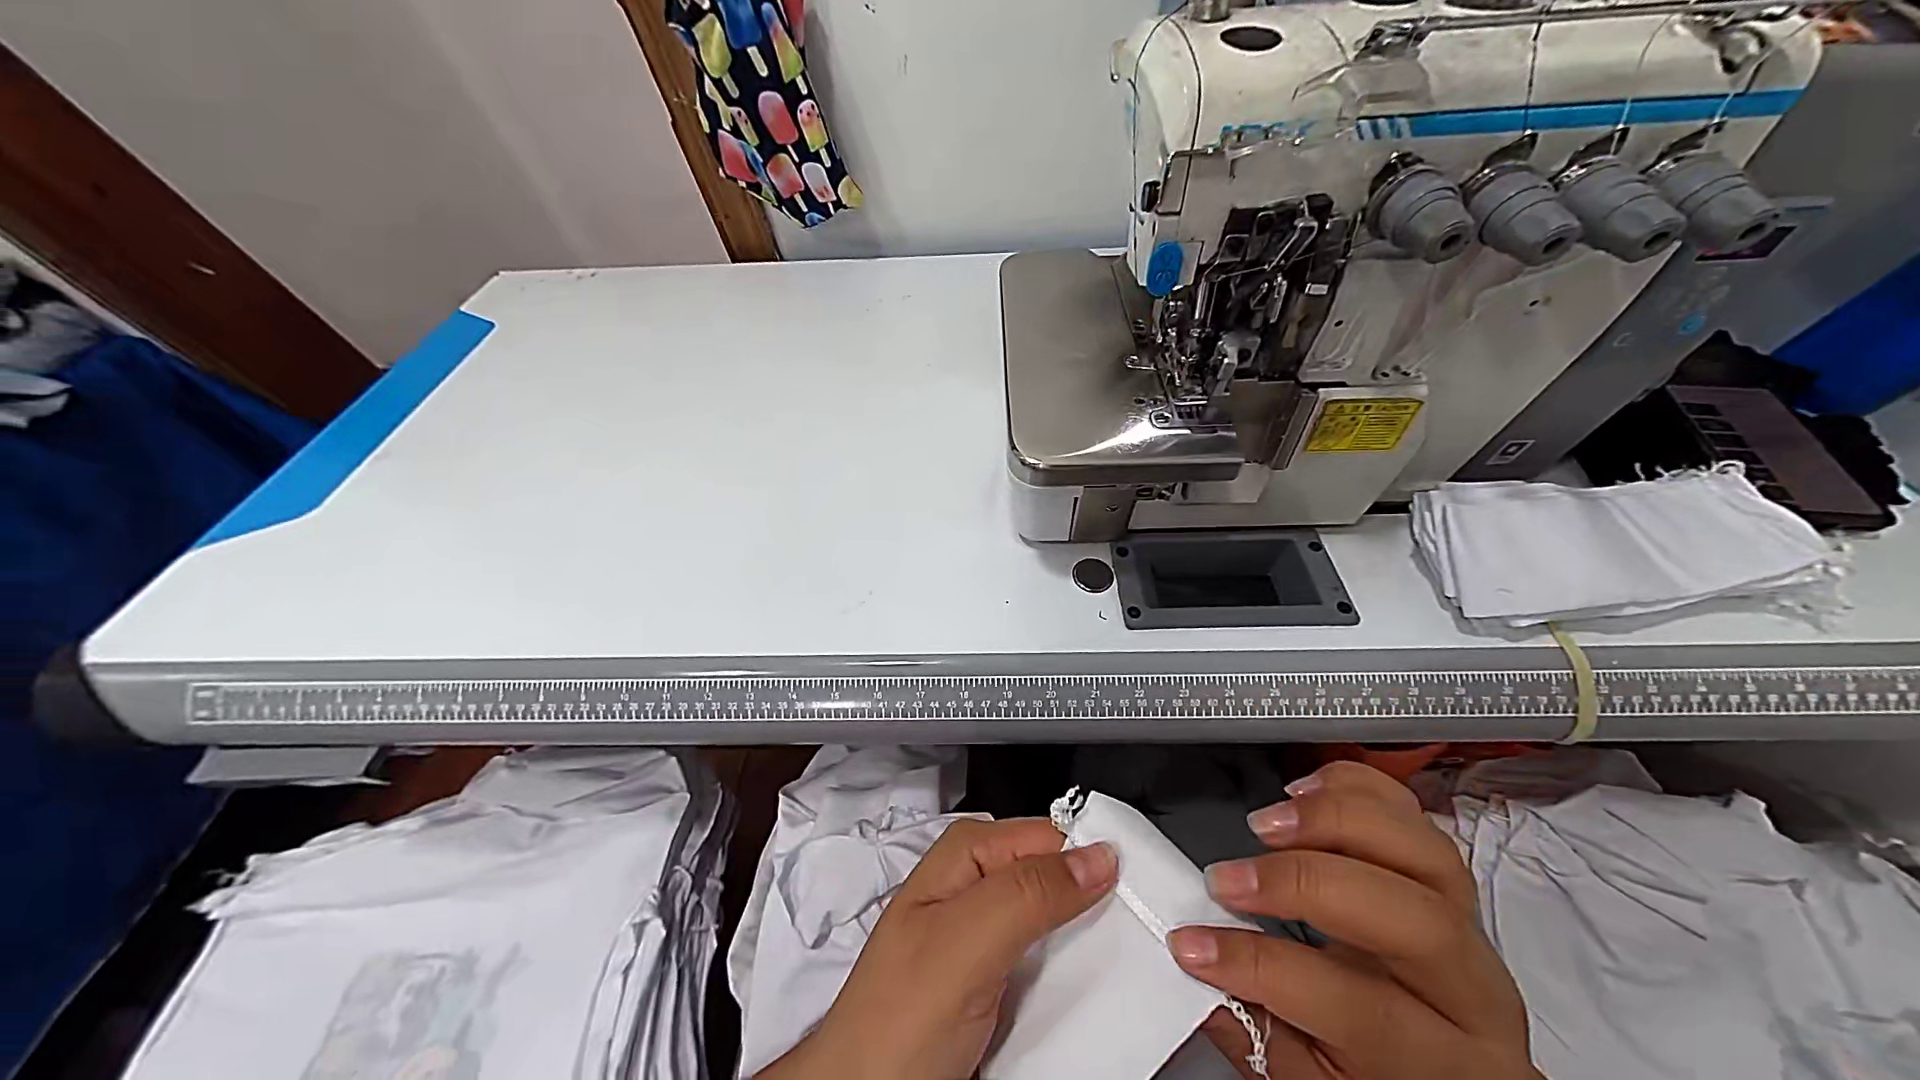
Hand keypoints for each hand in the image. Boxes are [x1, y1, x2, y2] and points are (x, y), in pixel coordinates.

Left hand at [756, 817, 1117, 1079]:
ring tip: (1106, 975)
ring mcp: (991, 936)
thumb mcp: (962, 943)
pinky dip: (1074, 981)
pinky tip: (1081, 997)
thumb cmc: (887, 1026)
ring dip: (1088, 948)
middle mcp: (980, 887)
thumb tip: (1094, 858)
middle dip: (1095, 905)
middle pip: (1061, 877)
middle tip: (1130, 940)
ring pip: (1063, 924)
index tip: (1134, 893)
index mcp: (967, 856)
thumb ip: (1026, 893)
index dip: (1095, 859)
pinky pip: (1054, 967)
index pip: (1051, 835)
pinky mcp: (1001, 979)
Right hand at [1168, 763, 1541, 1079]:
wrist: (1450, 1065)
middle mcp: (1471, 985)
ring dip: (1335, 822)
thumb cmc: (1382, 1076)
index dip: (1259, 966)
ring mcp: (1467, 919)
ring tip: (1266, 823)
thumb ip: (1256, 1032)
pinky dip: (1357, 786)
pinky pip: (1415, 811)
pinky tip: (1303, 791)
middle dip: (1305, 883)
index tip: (1191, 943)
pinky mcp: (1444, 871)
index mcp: (1442, 1060)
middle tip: (1227, 877)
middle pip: (1412, 918)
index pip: (1354, 1003)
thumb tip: (1195, 969)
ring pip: (1425, 851)